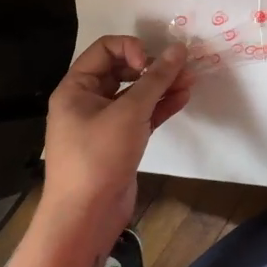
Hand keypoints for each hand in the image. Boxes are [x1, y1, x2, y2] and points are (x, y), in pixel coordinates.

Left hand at [39, 36, 193, 249]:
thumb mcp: (129, 112)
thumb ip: (156, 78)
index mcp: (76, 90)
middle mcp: (87, 102)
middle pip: (123, 70)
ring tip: (190, 81)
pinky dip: (161, 105)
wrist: (85, 218)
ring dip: (162, 85)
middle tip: (180, 69)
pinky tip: (183, 98)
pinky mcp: (119, 141)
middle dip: (153, 67)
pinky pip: (142, 114)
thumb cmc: (98, 157)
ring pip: (136, 93)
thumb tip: (179, 49)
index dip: (131, 49)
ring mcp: (104, 123)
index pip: (105, 49)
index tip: (149, 64)